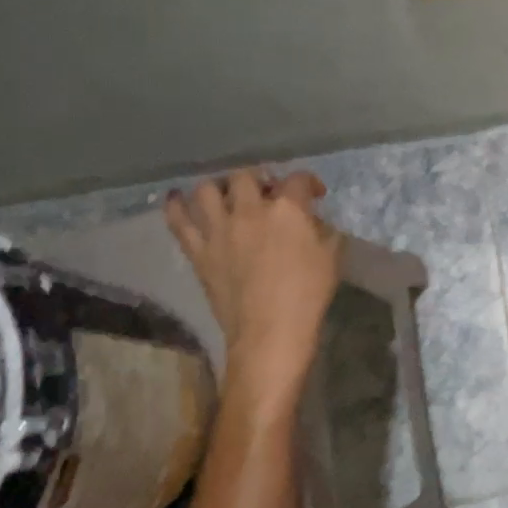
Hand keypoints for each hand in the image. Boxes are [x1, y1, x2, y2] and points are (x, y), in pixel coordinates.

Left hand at [165, 169, 341, 400]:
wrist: (270, 331)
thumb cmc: (308, 293)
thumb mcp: (331, 254)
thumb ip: (321, 227)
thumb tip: (311, 218)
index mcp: (288, 208)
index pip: (298, 178)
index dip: (309, 182)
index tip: (314, 193)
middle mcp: (249, 210)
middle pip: (247, 175)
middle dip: (260, 178)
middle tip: (267, 192)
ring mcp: (219, 229)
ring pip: (207, 189)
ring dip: (219, 188)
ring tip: (227, 195)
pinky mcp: (198, 250)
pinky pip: (178, 220)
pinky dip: (175, 206)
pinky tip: (177, 198)